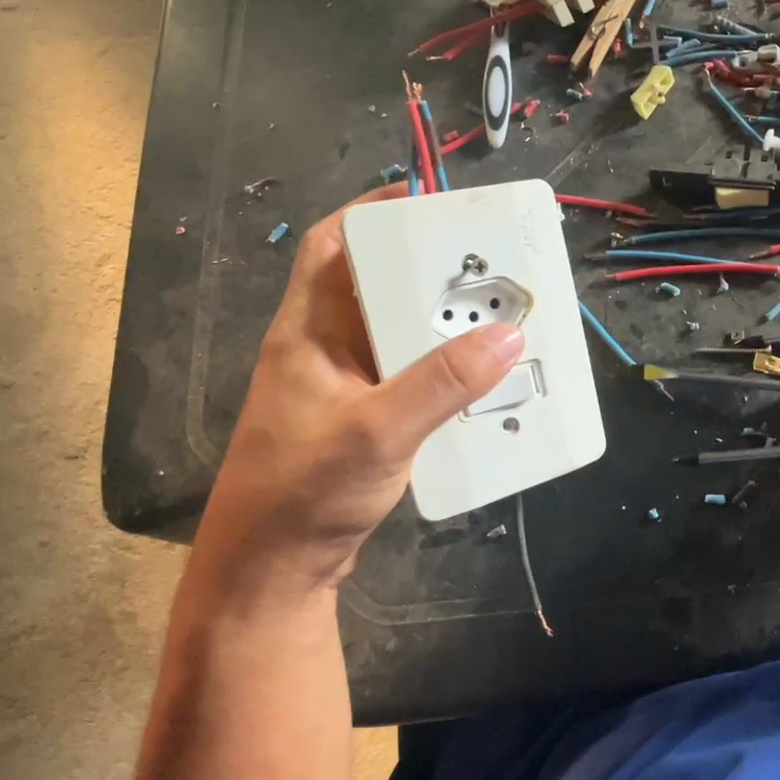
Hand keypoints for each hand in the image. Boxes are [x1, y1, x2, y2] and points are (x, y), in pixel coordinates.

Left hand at [195, 184, 524, 597]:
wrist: (270, 576)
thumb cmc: (302, 494)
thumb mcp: (376, 433)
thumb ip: (442, 384)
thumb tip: (509, 336)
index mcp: (309, 332)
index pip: (335, 245)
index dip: (380, 212)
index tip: (439, 203)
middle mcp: (327, 348)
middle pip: (381, 286)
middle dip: (437, 272)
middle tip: (497, 266)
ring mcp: (347, 387)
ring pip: (402, 333)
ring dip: (448, 325)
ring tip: (505, 317)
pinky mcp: (366, 420)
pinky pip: (415, 376)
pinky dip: (449, 370)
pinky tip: (486, 380)